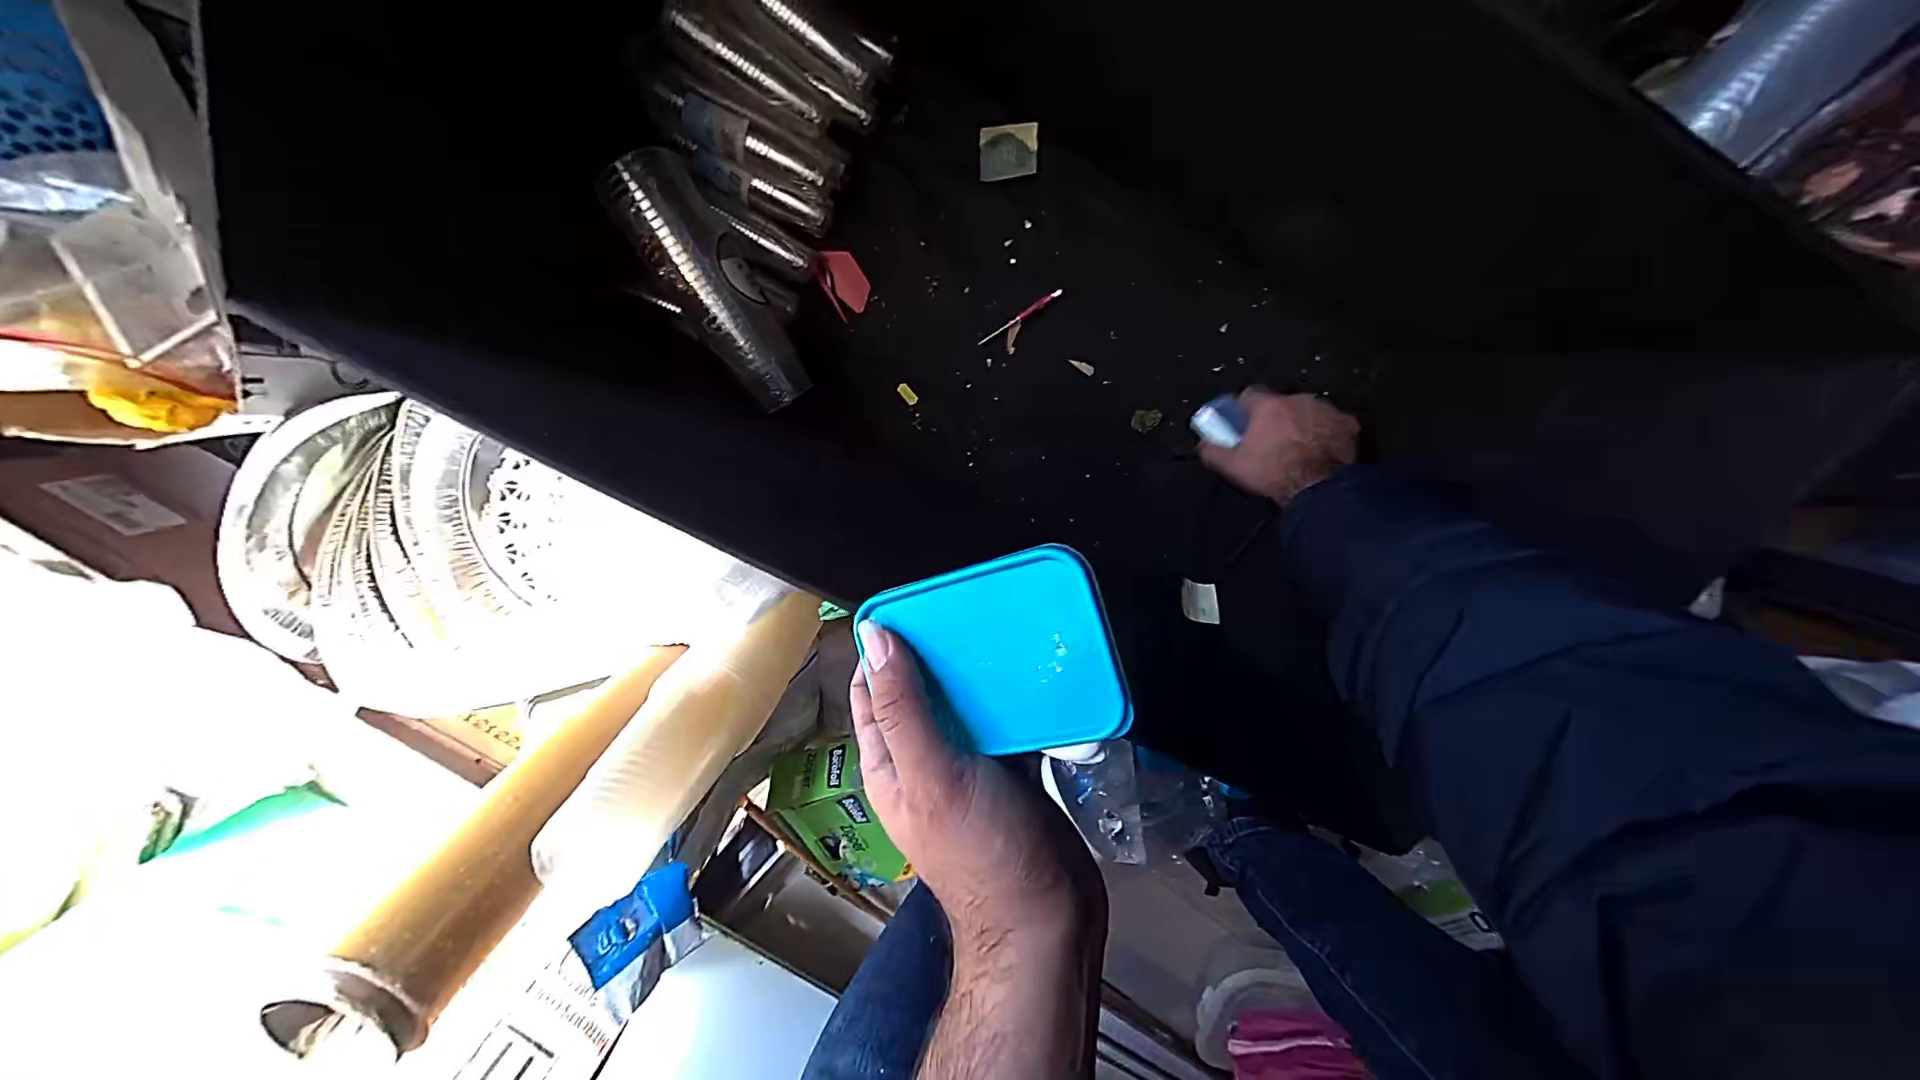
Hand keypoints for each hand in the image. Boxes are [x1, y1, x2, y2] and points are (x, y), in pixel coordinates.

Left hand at [850, 621, 1103, 948]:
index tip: (908, 609)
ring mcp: (966, 765)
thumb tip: (875, 638)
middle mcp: (923, 759)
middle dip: (934, 653)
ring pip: (962, 704)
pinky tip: (1029, 674)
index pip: (871, 690)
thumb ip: (902, 708)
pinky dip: (1010, 698)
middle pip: (919, 691)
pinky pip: (1002, 721)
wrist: (1045, 916)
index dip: (881, 649)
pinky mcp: (1007, 770)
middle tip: (961, 613)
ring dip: (975, 672)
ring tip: (996, 632)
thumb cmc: (981, 852)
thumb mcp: (931, 774)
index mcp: (889, 761)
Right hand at [1199, 388, 1359, 503]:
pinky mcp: (1347, 425)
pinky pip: (1329, 423)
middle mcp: (1299, 401)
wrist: (1320, 489)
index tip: (1239, 421)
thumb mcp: (1232, 466)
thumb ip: (1212, 450)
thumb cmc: (1277, 473)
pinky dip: (1322, 433)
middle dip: (1272, 418)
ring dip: (1298, 424)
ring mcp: (1325, 411)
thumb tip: (1204, 444)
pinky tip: (1315, 451)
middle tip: (1266, 440)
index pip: (1248, 394)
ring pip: (1306, 411)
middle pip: (1279, 403)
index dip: (1241, 409)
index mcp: (1269, 406)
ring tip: (1292, 449)